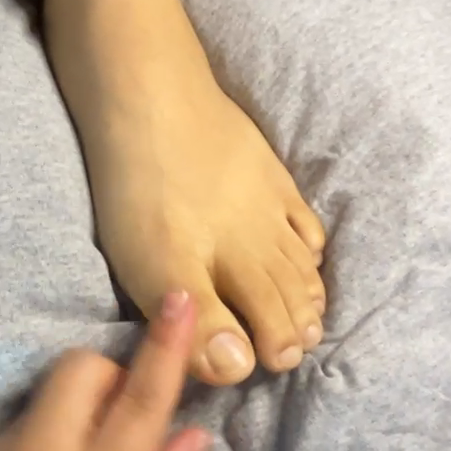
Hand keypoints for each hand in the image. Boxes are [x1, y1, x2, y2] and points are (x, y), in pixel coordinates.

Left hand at [47, 0, 327, 386]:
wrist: (143, 83)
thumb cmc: (138, 182)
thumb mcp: (155, 263)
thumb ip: (200, 316)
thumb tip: (241, 366)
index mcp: (235, 261)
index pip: (268, 316)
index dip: (274, 345)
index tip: (279, 364)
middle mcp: (261, 233)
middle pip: (288, 287)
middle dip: (296, 322)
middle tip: (300, 348)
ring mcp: (265, 194)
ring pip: (298, 253)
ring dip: (307, 288)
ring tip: (312, 312)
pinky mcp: (259, 162)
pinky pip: (300, 210)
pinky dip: (310, 239)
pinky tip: (312, 247)